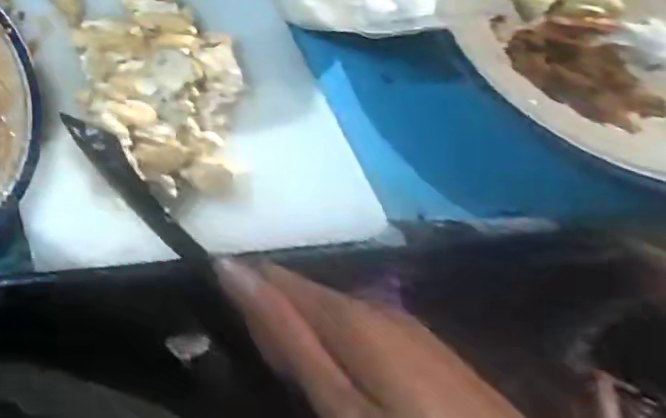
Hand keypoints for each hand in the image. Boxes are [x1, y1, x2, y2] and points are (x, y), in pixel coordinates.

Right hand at [217, 260, 522, 417]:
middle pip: (303, 294)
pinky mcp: (440, 356)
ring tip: (324, 389)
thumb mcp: (341, 407)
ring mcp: (416, 329)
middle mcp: (378, 304)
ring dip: (317, 339)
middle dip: (285, 324)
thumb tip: (225, 263)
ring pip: (336, 313)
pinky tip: (365, 392)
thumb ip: (284, 334)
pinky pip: (370, 332)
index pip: (269, 273)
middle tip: (291, 380)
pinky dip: (351, 351)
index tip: (253, 346)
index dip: (248, 299)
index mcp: (349, 312)